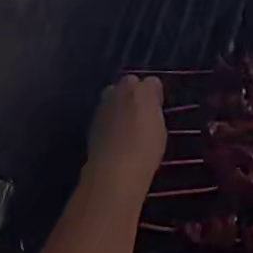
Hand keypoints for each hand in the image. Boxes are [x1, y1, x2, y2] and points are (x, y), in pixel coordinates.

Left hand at [85, 75, 165, 193]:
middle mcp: (121, 91)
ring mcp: (103, 104)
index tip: (156, 108)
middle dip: (134, 93)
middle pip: (129, 83)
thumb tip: (149, 110)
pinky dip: (109, 118)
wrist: (113, 170)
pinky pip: (104, 112)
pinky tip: (114, 135)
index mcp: (143, 91)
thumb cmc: (146, 150)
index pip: (152, 83)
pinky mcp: (92, 120)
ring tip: (126, 124)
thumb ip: (153, 112)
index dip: (154, 95)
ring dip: (119, 104)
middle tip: (140, 113)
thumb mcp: (160, 129)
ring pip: (113, 95)